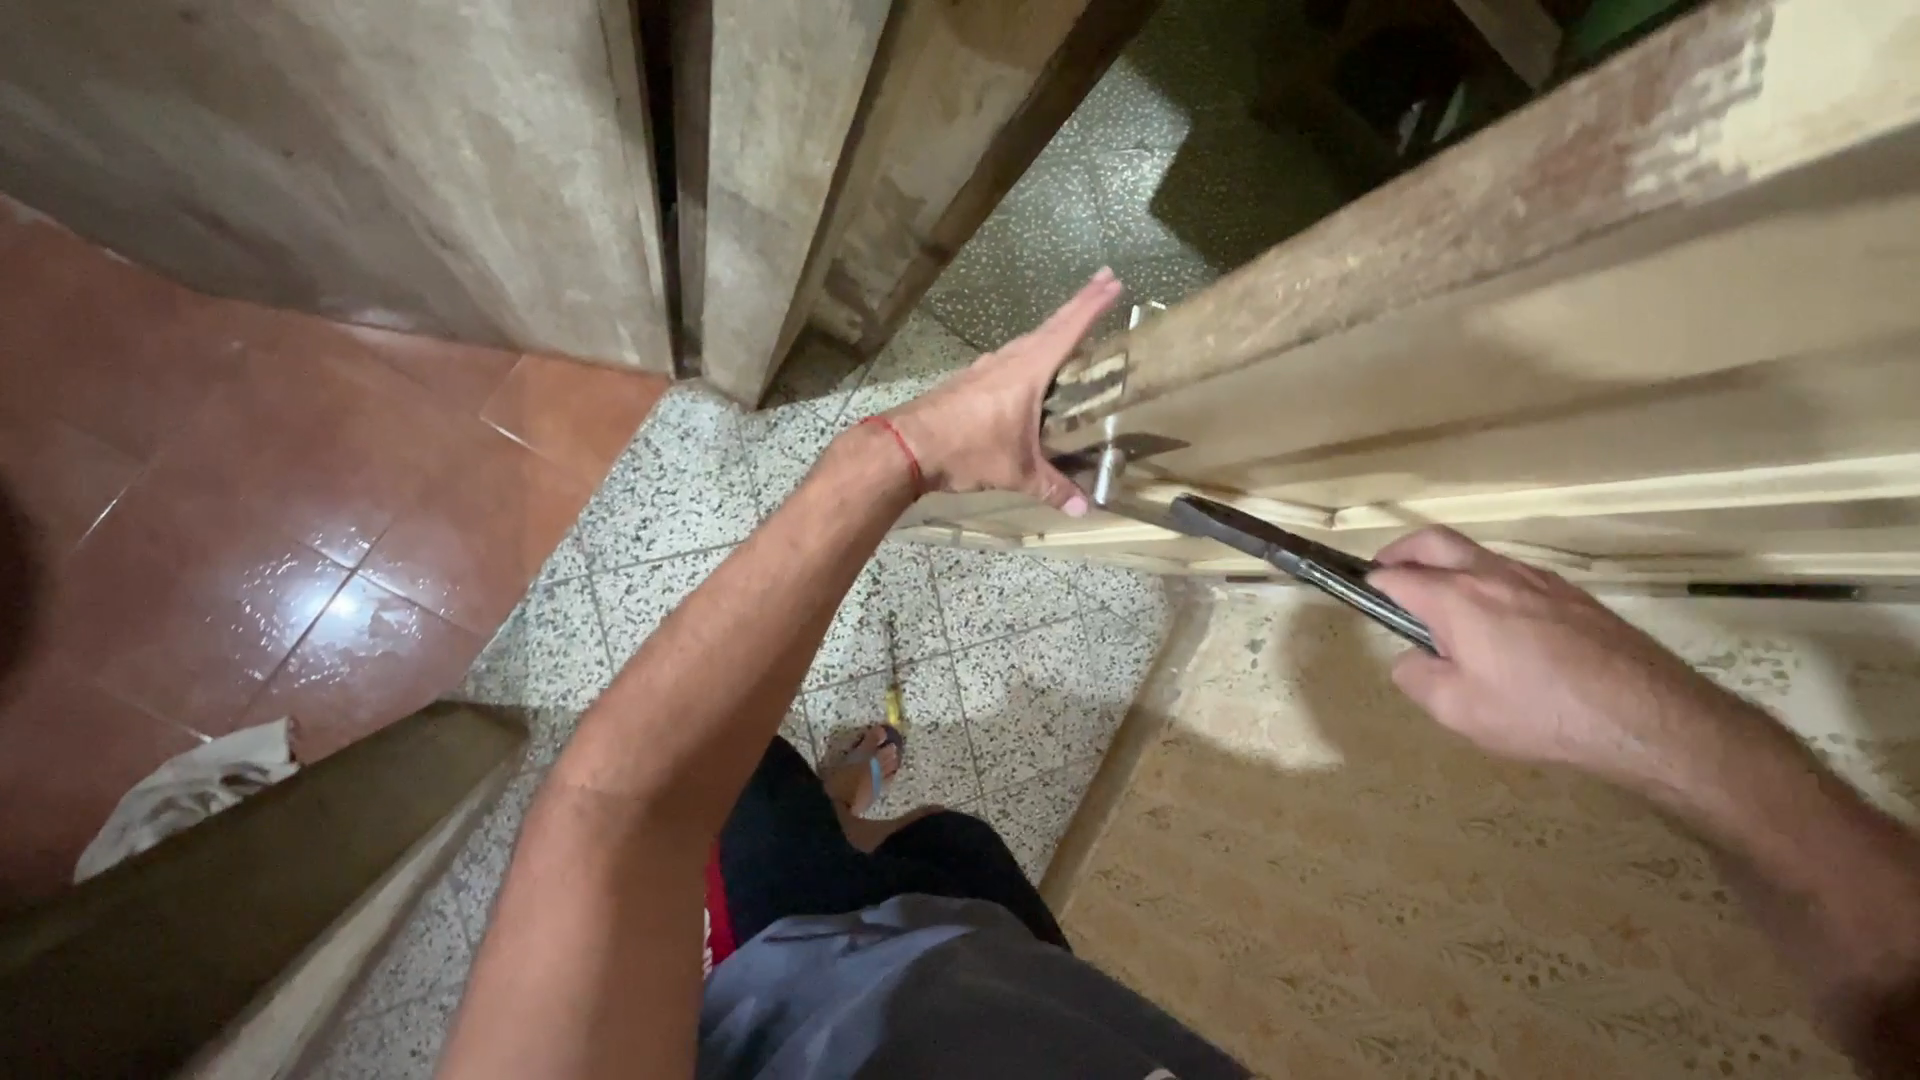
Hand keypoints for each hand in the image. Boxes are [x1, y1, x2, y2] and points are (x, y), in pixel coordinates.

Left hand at [884, 269, 1123, 516]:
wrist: (907, 446)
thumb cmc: (967, 449)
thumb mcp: (1015, 473)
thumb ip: (1052, 488)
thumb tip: (1084, 510)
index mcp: (1028, 370)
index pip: (1069, 328)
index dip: (1093, 304)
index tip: (1113, 280)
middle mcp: (1008, 360)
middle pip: (1050, 326)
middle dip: (1078, 306)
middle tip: (1102, 285)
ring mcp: (985, 368)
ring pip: (1026, 343)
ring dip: (1050, 333)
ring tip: (1070, 333)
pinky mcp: (969, 381)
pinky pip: (1007, 361)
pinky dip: (1026, 357)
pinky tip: (1027, 373)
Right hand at [1366, 527, 1757, 787]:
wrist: (1648, 718)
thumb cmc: (1538, 713)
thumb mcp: (1455, 709)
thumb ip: (1416, 677)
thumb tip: (1412, 659)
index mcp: (1455, 599)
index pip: (1397, 576)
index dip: (1372, 583)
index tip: (1363, 593)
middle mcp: (1492, 576)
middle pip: (1434, 541)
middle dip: (1401, 550)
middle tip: (1386, 571)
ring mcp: (1537, 580)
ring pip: (1476, 555)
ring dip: (1446, 565)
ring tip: (1441, 603)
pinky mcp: (1572, 595)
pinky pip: (1513, 575)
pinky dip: (1486, 582)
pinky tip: (1498, 622)